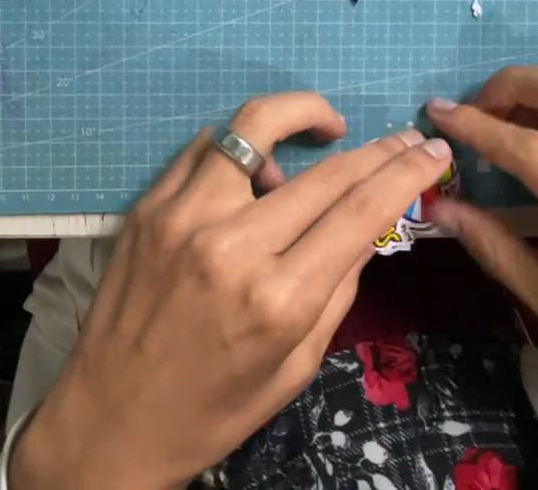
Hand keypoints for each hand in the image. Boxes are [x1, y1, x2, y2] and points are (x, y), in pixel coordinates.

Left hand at [10, 94, 452, 489]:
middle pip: (324, 170)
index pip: (359, 211)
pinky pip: (206, 146)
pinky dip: (243, 144)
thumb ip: (337, 290)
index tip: (431, 150)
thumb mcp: (293, 368)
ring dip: (301, 116)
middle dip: (377, 146)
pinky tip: (258, 166)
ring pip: (253, 127)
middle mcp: (230, 244)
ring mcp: (181, 215)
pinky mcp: (148, 204)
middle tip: (402, 137)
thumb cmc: (210, 409)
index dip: (404, 172)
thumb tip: (367, 224)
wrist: (107, 420)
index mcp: (277, 298)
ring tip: (325, 131)